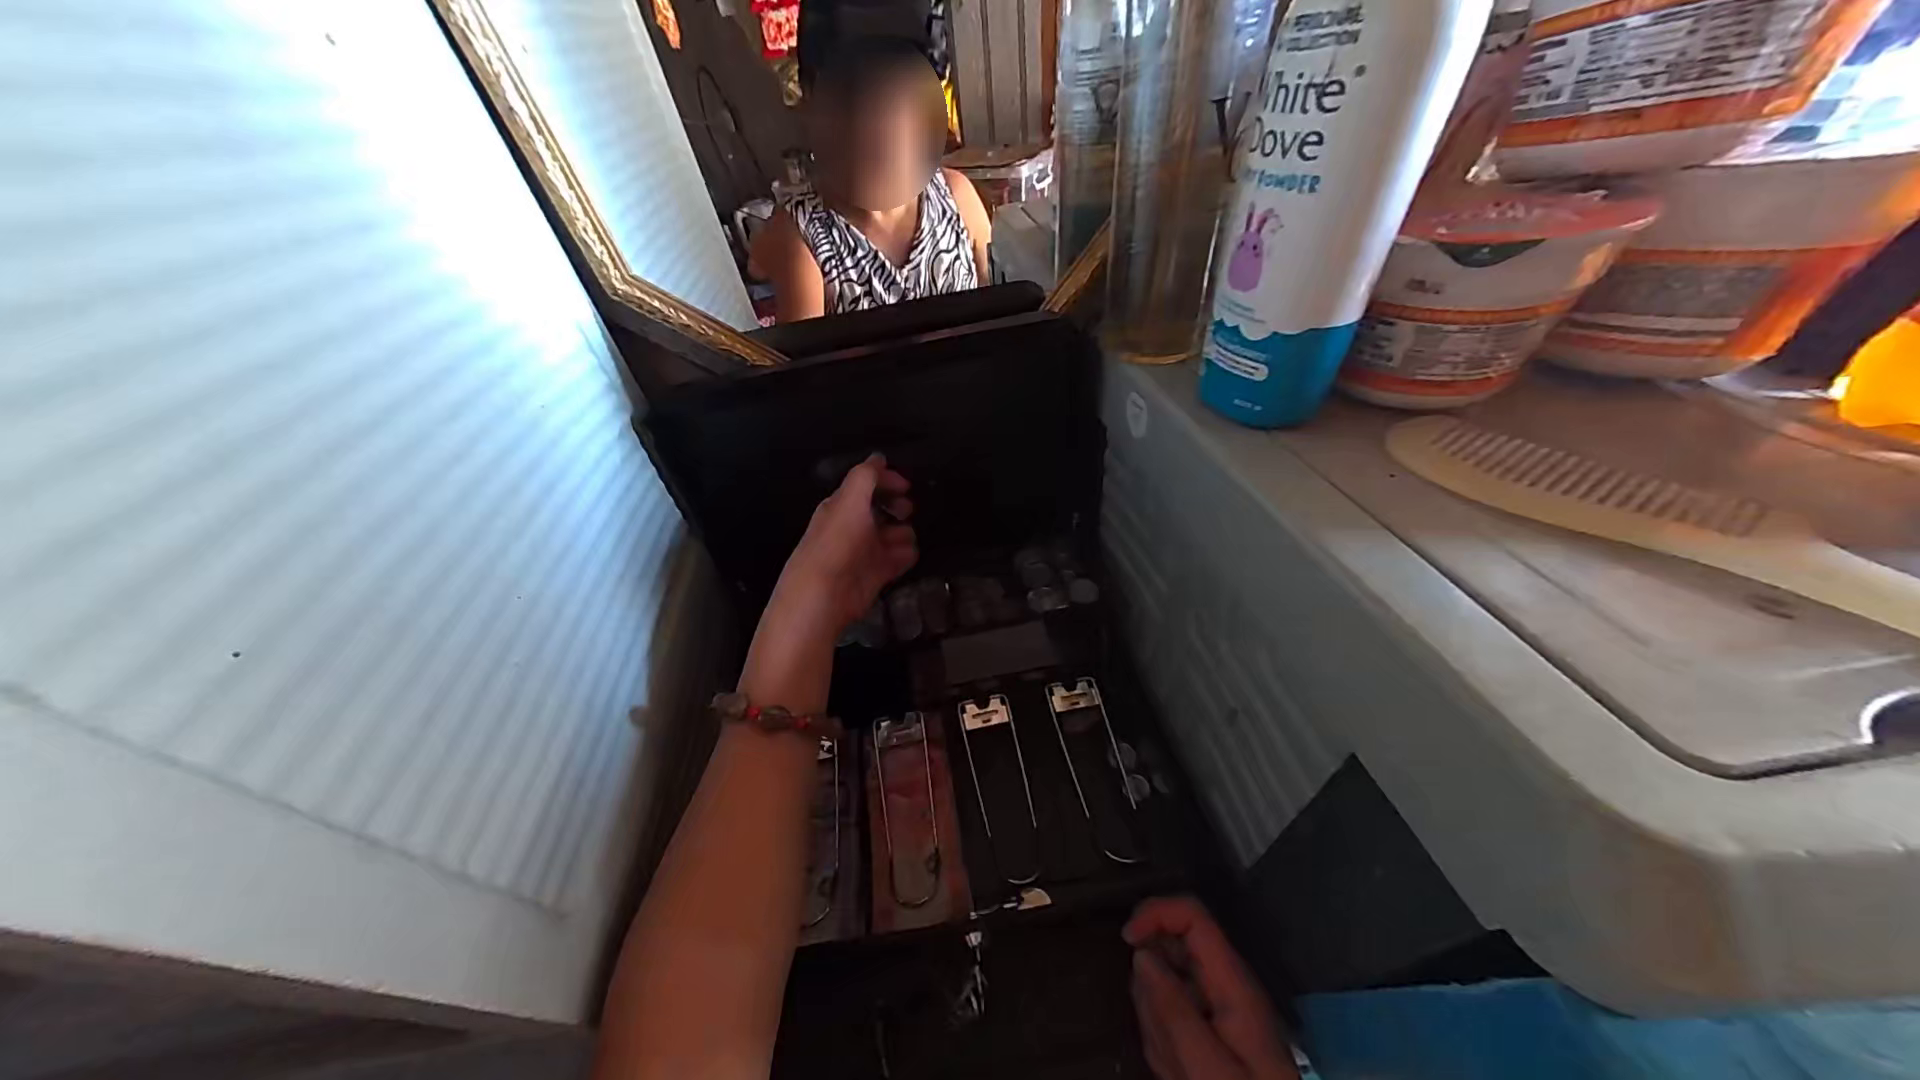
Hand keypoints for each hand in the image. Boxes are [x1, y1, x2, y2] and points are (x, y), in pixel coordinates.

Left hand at [769, 453, 916, 636]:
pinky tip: (905, 556)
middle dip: (898, 507)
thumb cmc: (837, 542)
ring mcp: (865, 551)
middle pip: (882, 509)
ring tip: (903, 539)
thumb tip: (879, 457)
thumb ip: (866, 476)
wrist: (824, 594)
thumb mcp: (850, 500)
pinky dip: (905, 555)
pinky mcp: (876, 574)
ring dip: (904, 533)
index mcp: (842, 506)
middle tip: (906, 510)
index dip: (886, 481)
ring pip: (894, 535)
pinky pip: (898, 559)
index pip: (866, 486)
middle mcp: (853, 526)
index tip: (906, 485)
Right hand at [1125, 897, 1298, 1079]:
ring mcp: (1217, 1010)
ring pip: (1166, 982)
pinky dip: (1162, 1037)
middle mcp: (1226, 987)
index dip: (1155, 913)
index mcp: (1234, 985)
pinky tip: (1175, 1070)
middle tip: (1157, 1035)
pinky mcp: (1209, 1033)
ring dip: (1155, 1017)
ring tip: (1174, 1065)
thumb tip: (1140, 953)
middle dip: (1151, 981)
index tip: (1126, 941)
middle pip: (1173, 946)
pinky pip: (1170, 1015)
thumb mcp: (1210, 1073)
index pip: (1193, 915)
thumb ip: (1173, 1011)